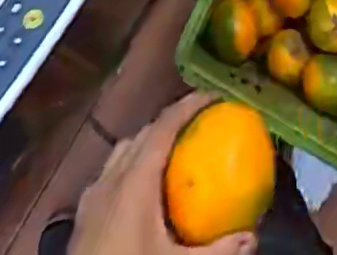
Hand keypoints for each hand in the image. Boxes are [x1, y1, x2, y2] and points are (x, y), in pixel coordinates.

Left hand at [69, 91, 256, 254]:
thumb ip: (217, 253)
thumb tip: (253, 237)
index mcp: (134, 180)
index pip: (164, 126)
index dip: (189, 105)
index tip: (214, 96)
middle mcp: (111, 178)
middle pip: (144, 134)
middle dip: (172, 122)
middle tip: (201, 126)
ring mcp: (93, 195)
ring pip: (123, 152)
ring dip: (149, 144)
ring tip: (174, 156)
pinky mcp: (83, 215)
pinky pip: (110, 174)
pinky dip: (131, 168)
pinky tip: (144, 194)